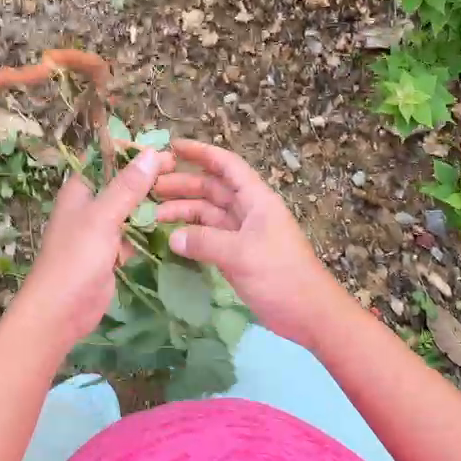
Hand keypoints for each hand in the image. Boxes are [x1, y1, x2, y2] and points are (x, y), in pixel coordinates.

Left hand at [10, 148, 166, 350]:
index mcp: (80, 189)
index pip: (108, 159)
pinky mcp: (111, 253)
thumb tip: (151, 153)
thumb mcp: (102, 216)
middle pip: (122, 183)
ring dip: (151, 203)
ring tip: (184, 195)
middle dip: (148, 178)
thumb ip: (127, 186)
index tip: (166, 151)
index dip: (134, 153)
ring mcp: (101, 230)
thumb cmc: (76, 258)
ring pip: (130, 209)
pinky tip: (173, 224)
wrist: (61, 311)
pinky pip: (133, 234)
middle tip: (182, 173)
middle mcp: (90, 205)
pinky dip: (149, 229)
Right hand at [153, 139, 354, 350]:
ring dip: (184, 210)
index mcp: (256, 199)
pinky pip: (209, 236)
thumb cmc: (280, 275)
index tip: (172, 146)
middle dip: (183, 185)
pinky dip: (191, 234)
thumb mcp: (241, 254)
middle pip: (212, 188)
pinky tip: (171, 237)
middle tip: (151, 188)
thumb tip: (173, 237)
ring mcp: (242, 234)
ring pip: (208, 213)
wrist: (309, 314)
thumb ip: (204, 242)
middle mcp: (248, 211)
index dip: (201, 153)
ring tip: (154, 214)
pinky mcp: (237, 255)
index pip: (226, 166)